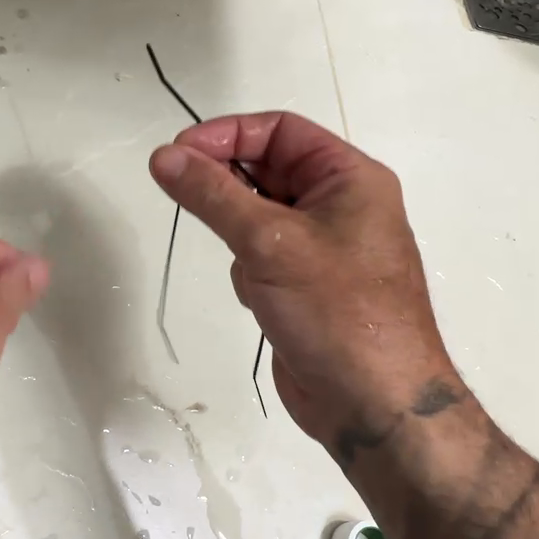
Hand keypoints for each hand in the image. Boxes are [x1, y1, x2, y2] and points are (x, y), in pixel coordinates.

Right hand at [148, 113, 457, 449]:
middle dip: (226, 185)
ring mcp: (322, 245)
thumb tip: (162, 156)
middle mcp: (339, 203)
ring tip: (245, 263)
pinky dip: (245, 263)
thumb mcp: (268, 242)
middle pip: (265, 167)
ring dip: (236, 229)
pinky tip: (259, 296)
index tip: (178, 153)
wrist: (376, 408)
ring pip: (256, 210)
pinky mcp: (304, 281)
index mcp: (349, 179)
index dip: (226, 134)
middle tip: (184, 197)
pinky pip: (258, 249)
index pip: (278, 130)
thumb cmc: (335, 311)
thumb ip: (211, 194)